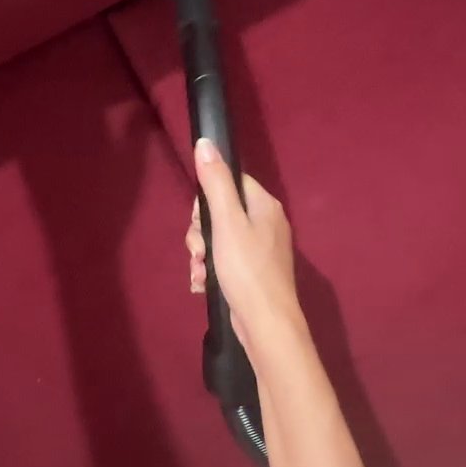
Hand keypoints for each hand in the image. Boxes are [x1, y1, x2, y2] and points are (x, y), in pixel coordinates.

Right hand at [187, 139, 303, 349]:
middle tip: (198, 251)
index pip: (231, 182)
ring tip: (199, 272)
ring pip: (219, 238)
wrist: (266, 323)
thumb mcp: (226, 221)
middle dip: (201, 232)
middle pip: (222, 211)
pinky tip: (202, 284)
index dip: (208, 199)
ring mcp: (261, 249)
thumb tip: (206, 142)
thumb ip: (215, 182)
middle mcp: (267, 222)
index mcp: (265, 205)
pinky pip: (225, 260)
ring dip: (202, 254)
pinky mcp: (253, 272)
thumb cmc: (247, 268)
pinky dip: (210, 269)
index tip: (199, 219)